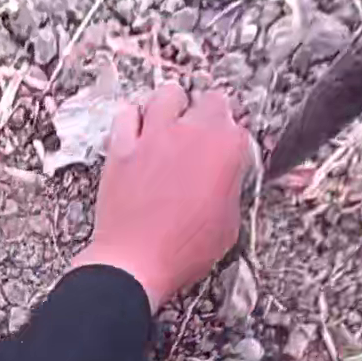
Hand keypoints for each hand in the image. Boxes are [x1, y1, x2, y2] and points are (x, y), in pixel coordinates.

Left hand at [72, 83, 254, 309]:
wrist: (135, 265)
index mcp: (226, 149)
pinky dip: (133, 121)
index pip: (238, 127)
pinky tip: (137, 136)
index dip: (230, 144)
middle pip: (208, 100)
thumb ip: (230, 192)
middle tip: (199, 143)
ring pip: (167, 95)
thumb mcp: (226, 230)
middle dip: (207, 118)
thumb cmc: (181, 254)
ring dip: (172, 109)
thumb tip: (226, 183)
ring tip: (168, 130)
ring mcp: (155, 136)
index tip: (223, 158)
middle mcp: (192, 132)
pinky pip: (127, 114)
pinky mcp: (123, 148)